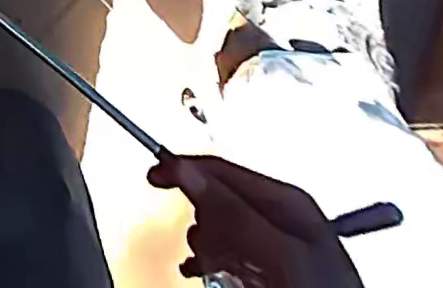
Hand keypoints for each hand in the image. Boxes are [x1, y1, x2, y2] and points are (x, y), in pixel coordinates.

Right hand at [148, 155, 363, 287]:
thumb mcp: (277, 255)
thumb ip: (231, 211)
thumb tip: (184, 171)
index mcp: (289, 203)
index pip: (222, 169)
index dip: (184, 168)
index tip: (153, 175)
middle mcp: (283, 218)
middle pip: (219, 197)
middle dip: (200, 219)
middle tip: (198, 247)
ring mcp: (278, 247)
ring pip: (220, 227)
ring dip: (206, 246)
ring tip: (209, 268)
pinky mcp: (271, 273)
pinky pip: (228, 254)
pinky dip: (211, 262)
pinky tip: (202, 272)